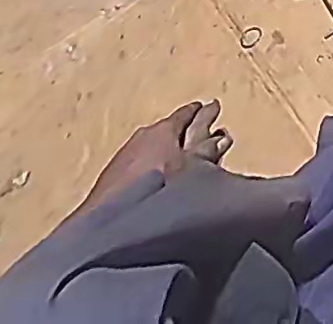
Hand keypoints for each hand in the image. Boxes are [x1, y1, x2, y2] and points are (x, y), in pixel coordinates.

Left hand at [81, 100, 231, 210]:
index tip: (212, 110)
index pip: (188, 113)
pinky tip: (157, 180)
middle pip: (171, 128)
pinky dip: (153, 165)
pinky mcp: (113, 175)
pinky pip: (141, 161)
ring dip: (168, 151)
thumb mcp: (192, 168)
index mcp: (164, 128)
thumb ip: (208, 151)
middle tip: (201, 136)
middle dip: (186, 132)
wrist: (109, 221)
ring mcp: (126, 154)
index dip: (202, 112)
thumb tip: (223, 138)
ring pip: (155, 145)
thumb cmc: (158, 186)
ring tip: (180, 162)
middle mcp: (144, 134)